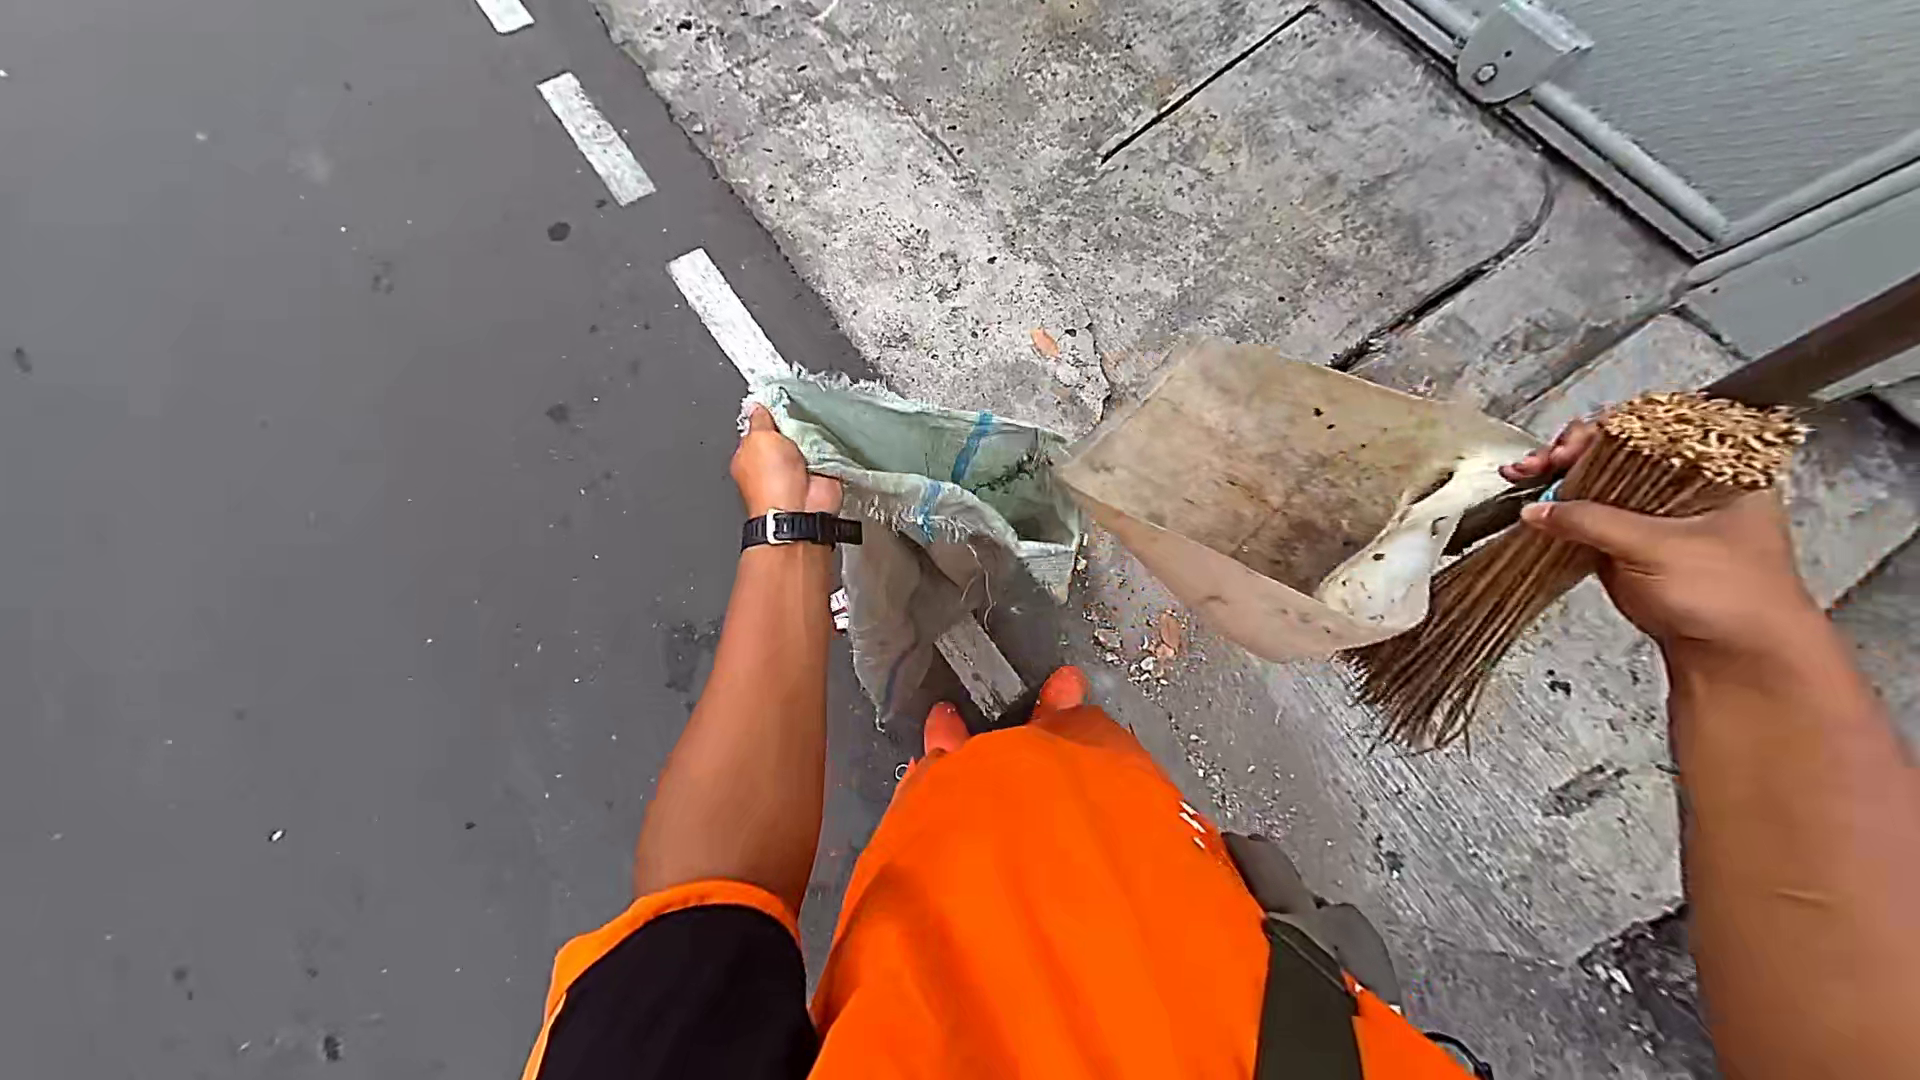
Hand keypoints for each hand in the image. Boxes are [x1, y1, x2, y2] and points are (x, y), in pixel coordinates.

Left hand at [732, 405, 842, 516]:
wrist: (799, 510)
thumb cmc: (770, 482)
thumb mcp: (758, 438)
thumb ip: (760, 421)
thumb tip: (757, 407)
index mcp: (752, 455)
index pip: (762, 427)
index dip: (772, 412)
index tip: (781, 400)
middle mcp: (776, 464)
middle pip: (790, 432)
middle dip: (797, 423)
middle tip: (800, 417)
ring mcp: (800, 470)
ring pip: (811, 440)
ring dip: (815, 436)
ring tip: (814, 434)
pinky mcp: (823, 475)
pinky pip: (830, 453)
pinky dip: (832, 448)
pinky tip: (828, 445)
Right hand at [1508, 422, 1820, 656]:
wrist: (1730, 651)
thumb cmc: (1725, 593)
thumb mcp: (1658, 547)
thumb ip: (1593, 521)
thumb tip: (1534, 509)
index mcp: (1717, 472)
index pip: (1654, 430)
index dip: (1609, 432)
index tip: (1572, 449)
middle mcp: (1680, 485)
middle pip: (1616, 452)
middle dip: (1570, 453)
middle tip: (1539, 463)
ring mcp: (1648, 513)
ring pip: (1592, 481)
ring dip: (1553, 477)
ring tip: (1521, 475)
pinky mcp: (1620, 540)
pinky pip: (1580, 513)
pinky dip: (1552, 507)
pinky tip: (1529, 502)